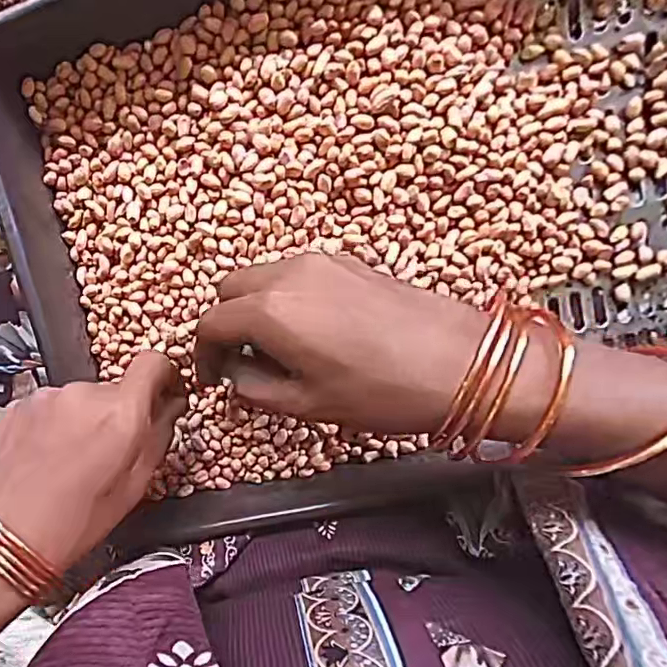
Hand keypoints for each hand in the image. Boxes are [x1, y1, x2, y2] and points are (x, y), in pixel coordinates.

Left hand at [0, 350, 187, 567]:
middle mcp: (83, 395)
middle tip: (108, 453)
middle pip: (115, 388)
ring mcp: (48, 397)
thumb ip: (157, 438)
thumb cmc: (70, 523)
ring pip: (81, 398)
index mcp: (120, 415)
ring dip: (83, 420)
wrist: (7, 535)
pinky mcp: (20, 404)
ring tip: (73, 460)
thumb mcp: (133, 488)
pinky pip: (51, 406)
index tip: (161, 389)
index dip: (161, 375)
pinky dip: (56, 424)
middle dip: (117, 414)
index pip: (152, 364)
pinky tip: (49, 456)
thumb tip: (169, 410)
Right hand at [193, 253, 489, 434]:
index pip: (210, 323)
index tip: (213, 379)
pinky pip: (294, 274)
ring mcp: (320, 262)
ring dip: (253, 308)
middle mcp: (288, 274)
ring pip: (261, 276)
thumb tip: (234, 372)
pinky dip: (283, 297)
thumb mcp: (305, 403)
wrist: (464, 363)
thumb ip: (253, 386)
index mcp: (270, 311)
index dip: (203, 354)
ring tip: (276, 348)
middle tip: (241, 361)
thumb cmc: (381, 392)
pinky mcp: (348, 262)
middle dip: (225, 324)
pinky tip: (309, 330)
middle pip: (229, 288)